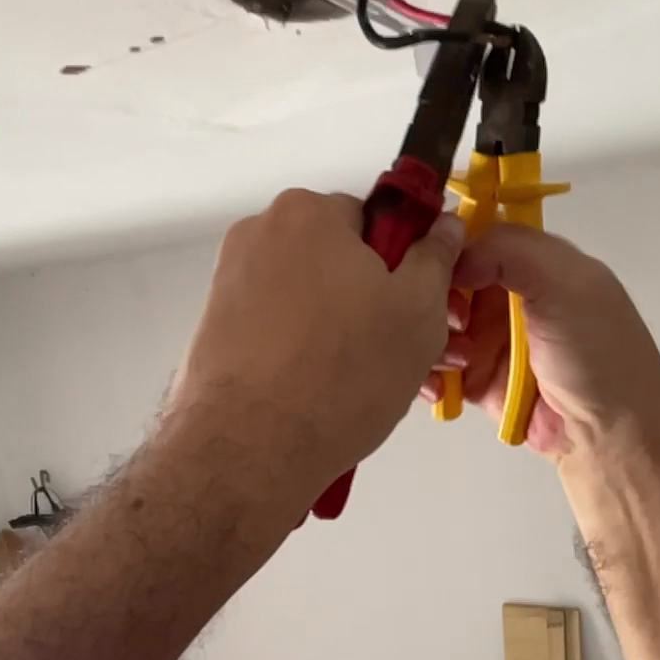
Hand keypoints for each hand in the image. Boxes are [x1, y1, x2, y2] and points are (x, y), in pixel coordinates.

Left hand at [169, 189, 464, 493]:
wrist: (251, 448)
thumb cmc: (344, 371)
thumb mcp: (418, 309)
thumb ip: (436, 257)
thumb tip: (443, 223)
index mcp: (309, 212)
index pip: (377, 221)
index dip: (408, 268)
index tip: (423, 312)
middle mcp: (260, 235)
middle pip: (342, 264)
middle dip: (382, 308)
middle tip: (414, 360)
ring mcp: (232, 284)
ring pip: (314, 304)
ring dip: (352, 338)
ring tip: (381, 391)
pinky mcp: (217, 331)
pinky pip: (281, 332)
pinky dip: (310, 355)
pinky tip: (334, 398)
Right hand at [427, 224, 659, 458]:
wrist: (609, 432)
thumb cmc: (596, 351)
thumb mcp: (566, 283)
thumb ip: (509, 251)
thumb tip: (453, 257)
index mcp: (530, 263)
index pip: (473, 236)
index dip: (446, 246)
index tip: (431, 264)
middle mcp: (505, 296)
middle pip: (445, 282)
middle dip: (434, 298)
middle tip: (453, 323)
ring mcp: (488, 339)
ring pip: (433, 326)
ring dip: (430, 340)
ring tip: (456, 361)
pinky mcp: (476, 381)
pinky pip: (436, 370)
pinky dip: (427, 375)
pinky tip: (435, 386)